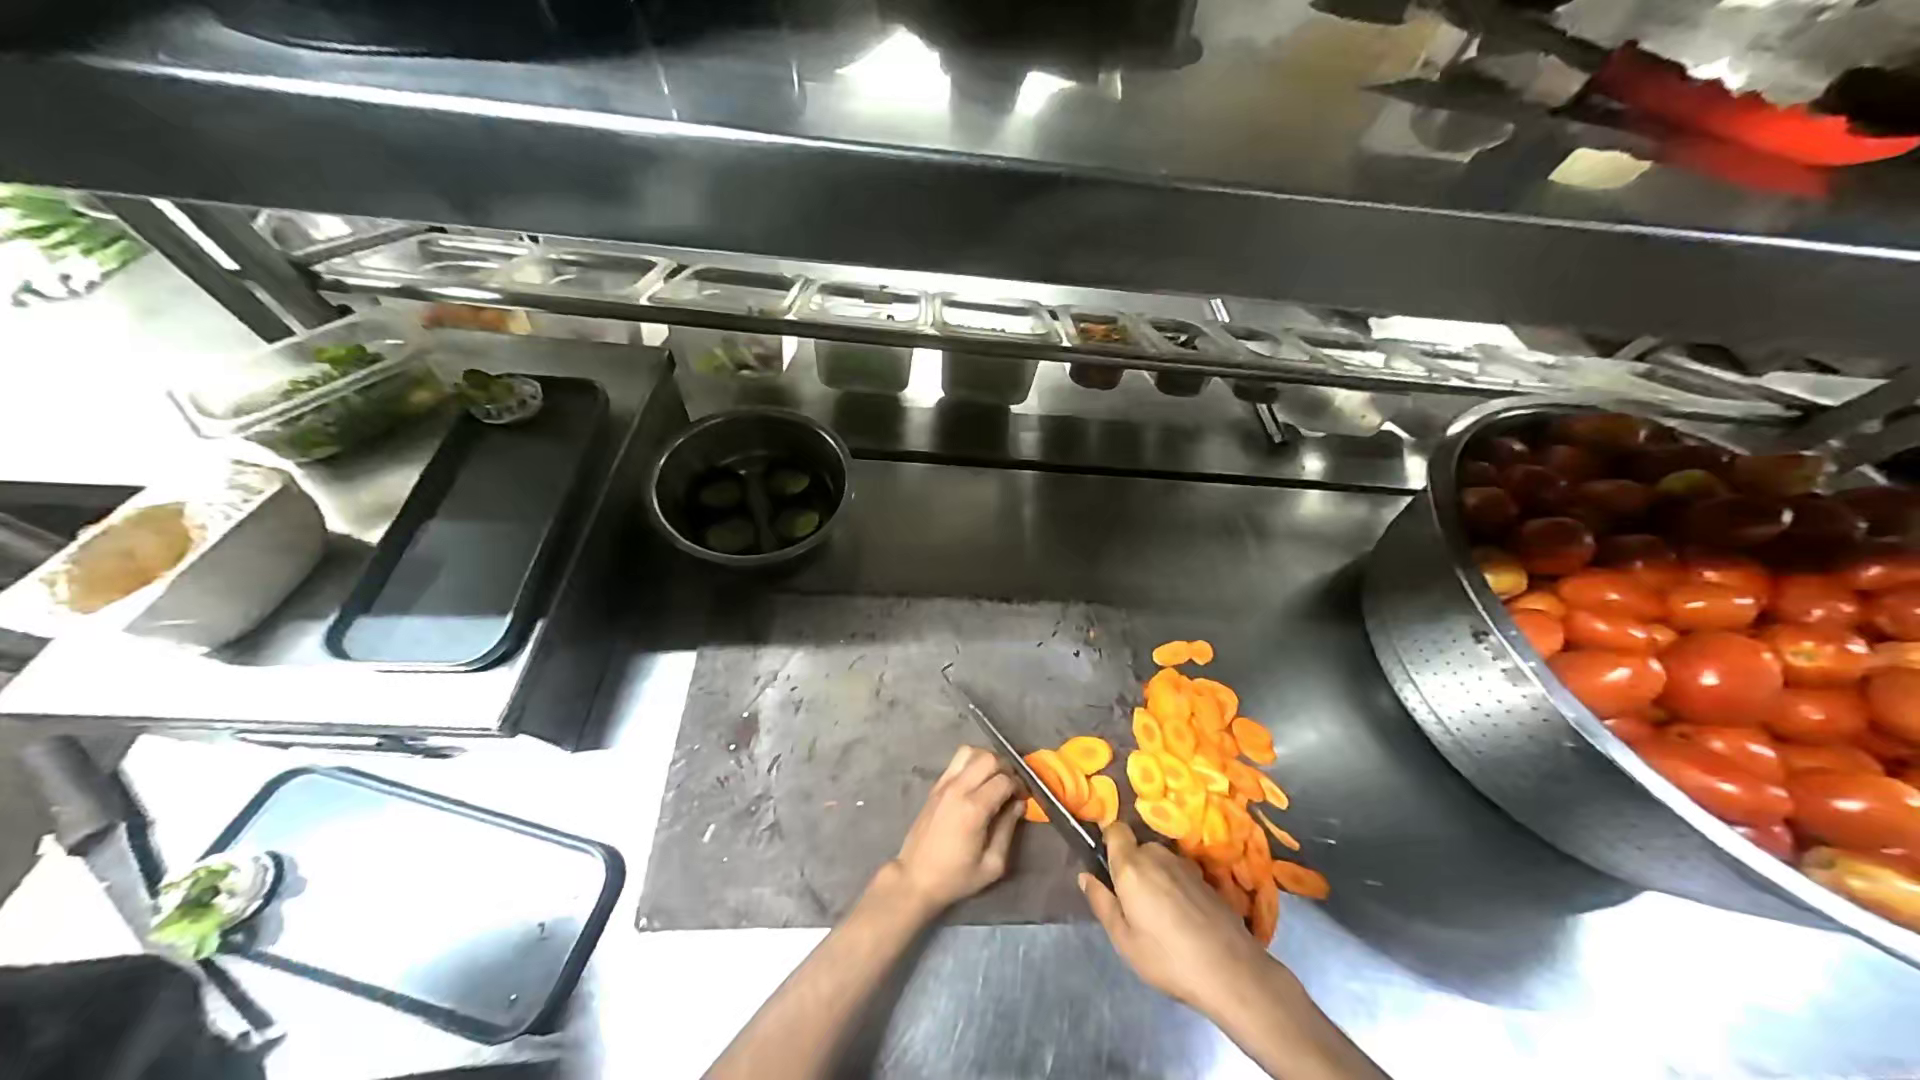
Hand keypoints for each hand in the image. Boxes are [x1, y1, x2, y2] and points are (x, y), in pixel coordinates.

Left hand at [890, 745, 1022, 912]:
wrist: (914, 877)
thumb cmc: (955, 877)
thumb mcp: (992, 864)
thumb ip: (1008, 829)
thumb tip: (1019, 804)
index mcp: (974, 809)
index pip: (1004, 780)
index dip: (1019, 786)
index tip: (1023, 799)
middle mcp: (958, 789)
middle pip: (989, 758)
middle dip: (1006, 768)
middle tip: (1011, 788)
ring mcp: (944, 784)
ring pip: (970, 751)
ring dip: (987, 761)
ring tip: (993, 780)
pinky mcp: (935, 786)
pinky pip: (956, 761)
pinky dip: (971, 763)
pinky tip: (976, 783)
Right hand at [1079, 821, 1271, 1012]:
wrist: (1231, 971)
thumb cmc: (1167, 958)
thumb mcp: (1124, 940)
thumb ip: (1102, 903)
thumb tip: (1086, 876)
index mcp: (1131, 866)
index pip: (1115, 830)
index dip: (1109, 842)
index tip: (1107, 868)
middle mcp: (1158, 856)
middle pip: (1139, 847)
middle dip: (1133, 866)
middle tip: (1133, 902)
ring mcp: (1186, 866)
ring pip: (1161, 860)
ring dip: (1156, 876)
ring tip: (1161, 913)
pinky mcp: (1207, 880)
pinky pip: (1181, 873)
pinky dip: (1176, 886)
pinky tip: (1184, 918)